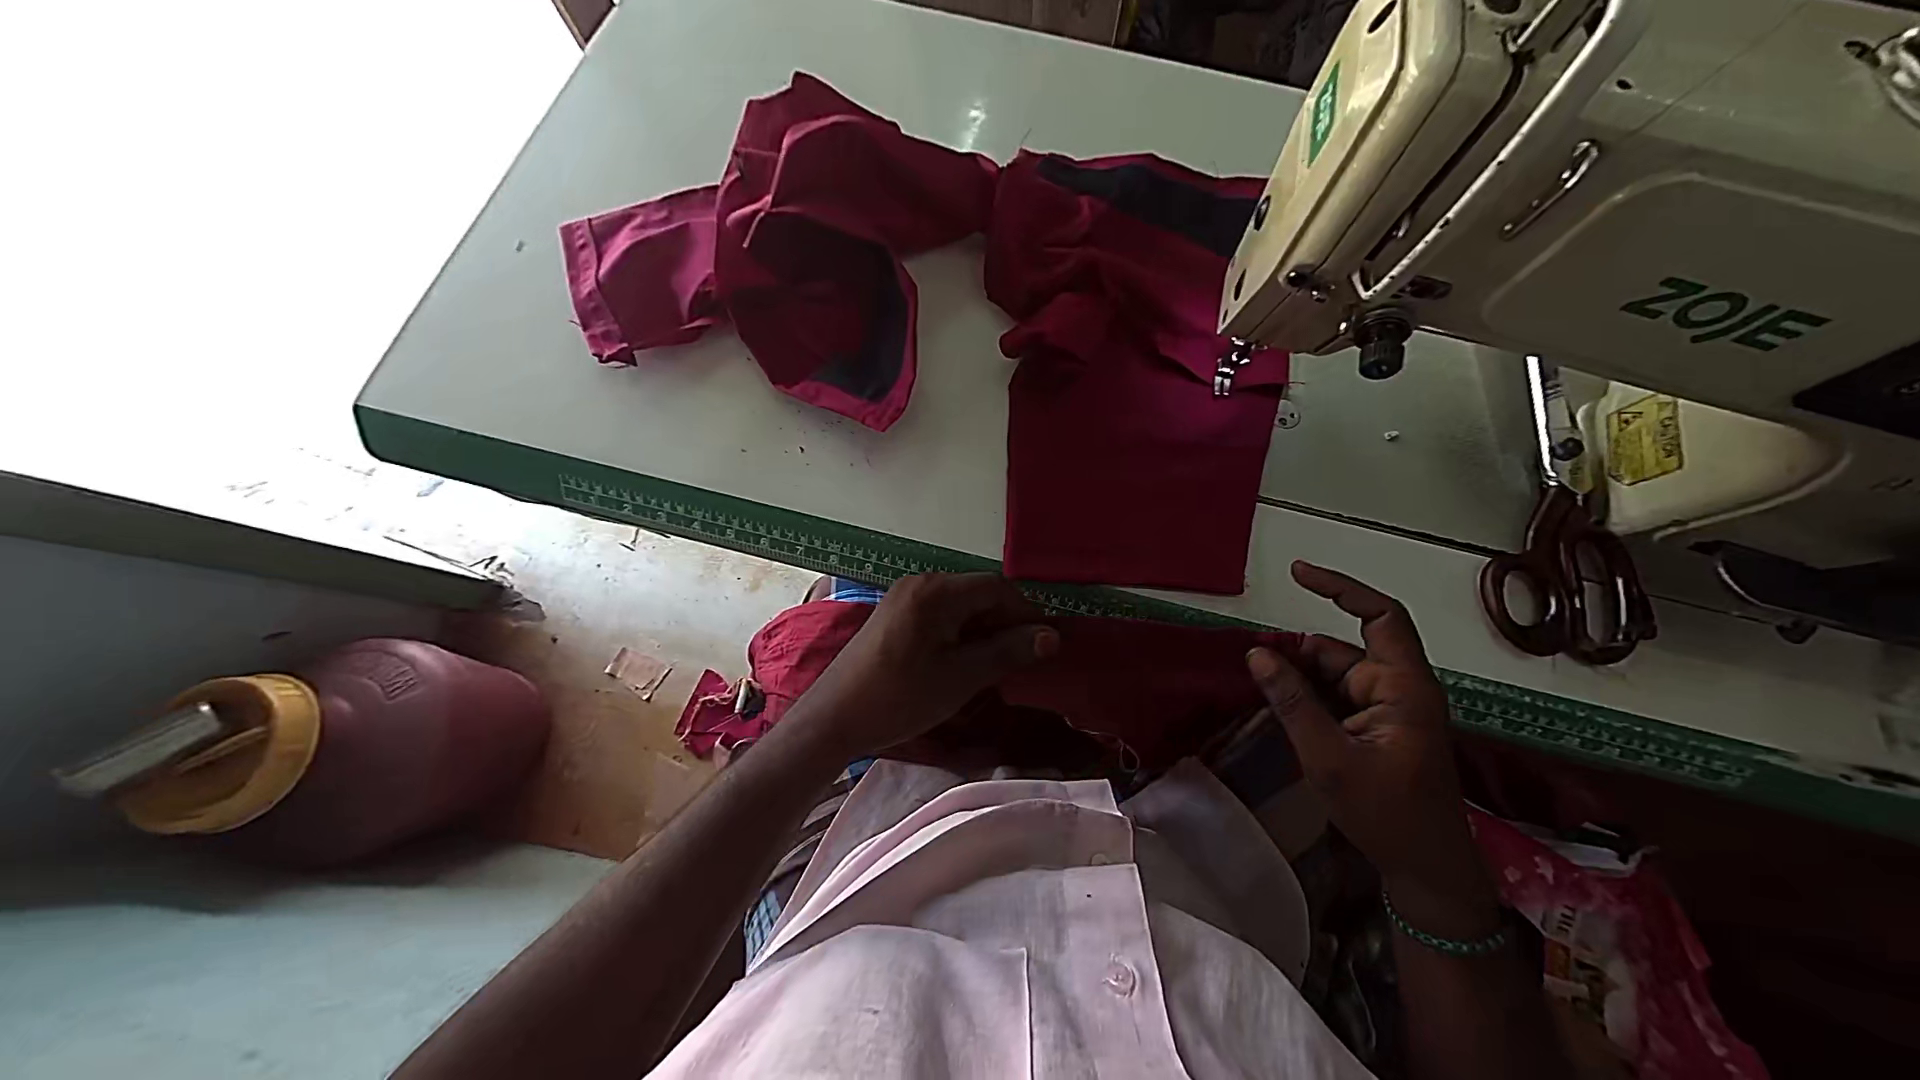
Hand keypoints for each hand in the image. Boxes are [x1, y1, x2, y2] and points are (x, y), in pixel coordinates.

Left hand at [785, 573, 1058, 761]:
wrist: (834, 718)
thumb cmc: (899, 697)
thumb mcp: (961, 678)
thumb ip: (1008, 652)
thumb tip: (1052, 637)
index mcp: (936, 591)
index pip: (997, 588)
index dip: (1027, 613)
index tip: (1046, 645)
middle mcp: (920, 583)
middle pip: (979, 593)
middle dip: (1006, 623)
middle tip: (1025, 660)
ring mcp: (904, 597)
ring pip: (961, 606)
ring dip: (985, 631)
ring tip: (999, 666)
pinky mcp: (895, 615)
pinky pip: (941, 615)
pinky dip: (961, 634)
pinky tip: (967, 662)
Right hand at [1247, 561, 1497, 933]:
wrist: (1426, 869)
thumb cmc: (1385, 814)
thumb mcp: (1327, 756)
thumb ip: (1291, 701)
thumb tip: (1257, 653)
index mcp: (1403, 687)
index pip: (1380, 616)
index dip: (1340, 588)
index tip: (1297, 572)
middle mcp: (1399, 688)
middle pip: (1342, 650)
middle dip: (1298, 655)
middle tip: (1254, 667)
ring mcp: (1389, 709)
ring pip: (1334, 675)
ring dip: (1299, 681)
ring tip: (1263, 696)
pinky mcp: (1378, 727)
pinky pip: (1336, 697)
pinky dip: (1308, 699)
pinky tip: (1281, 712)